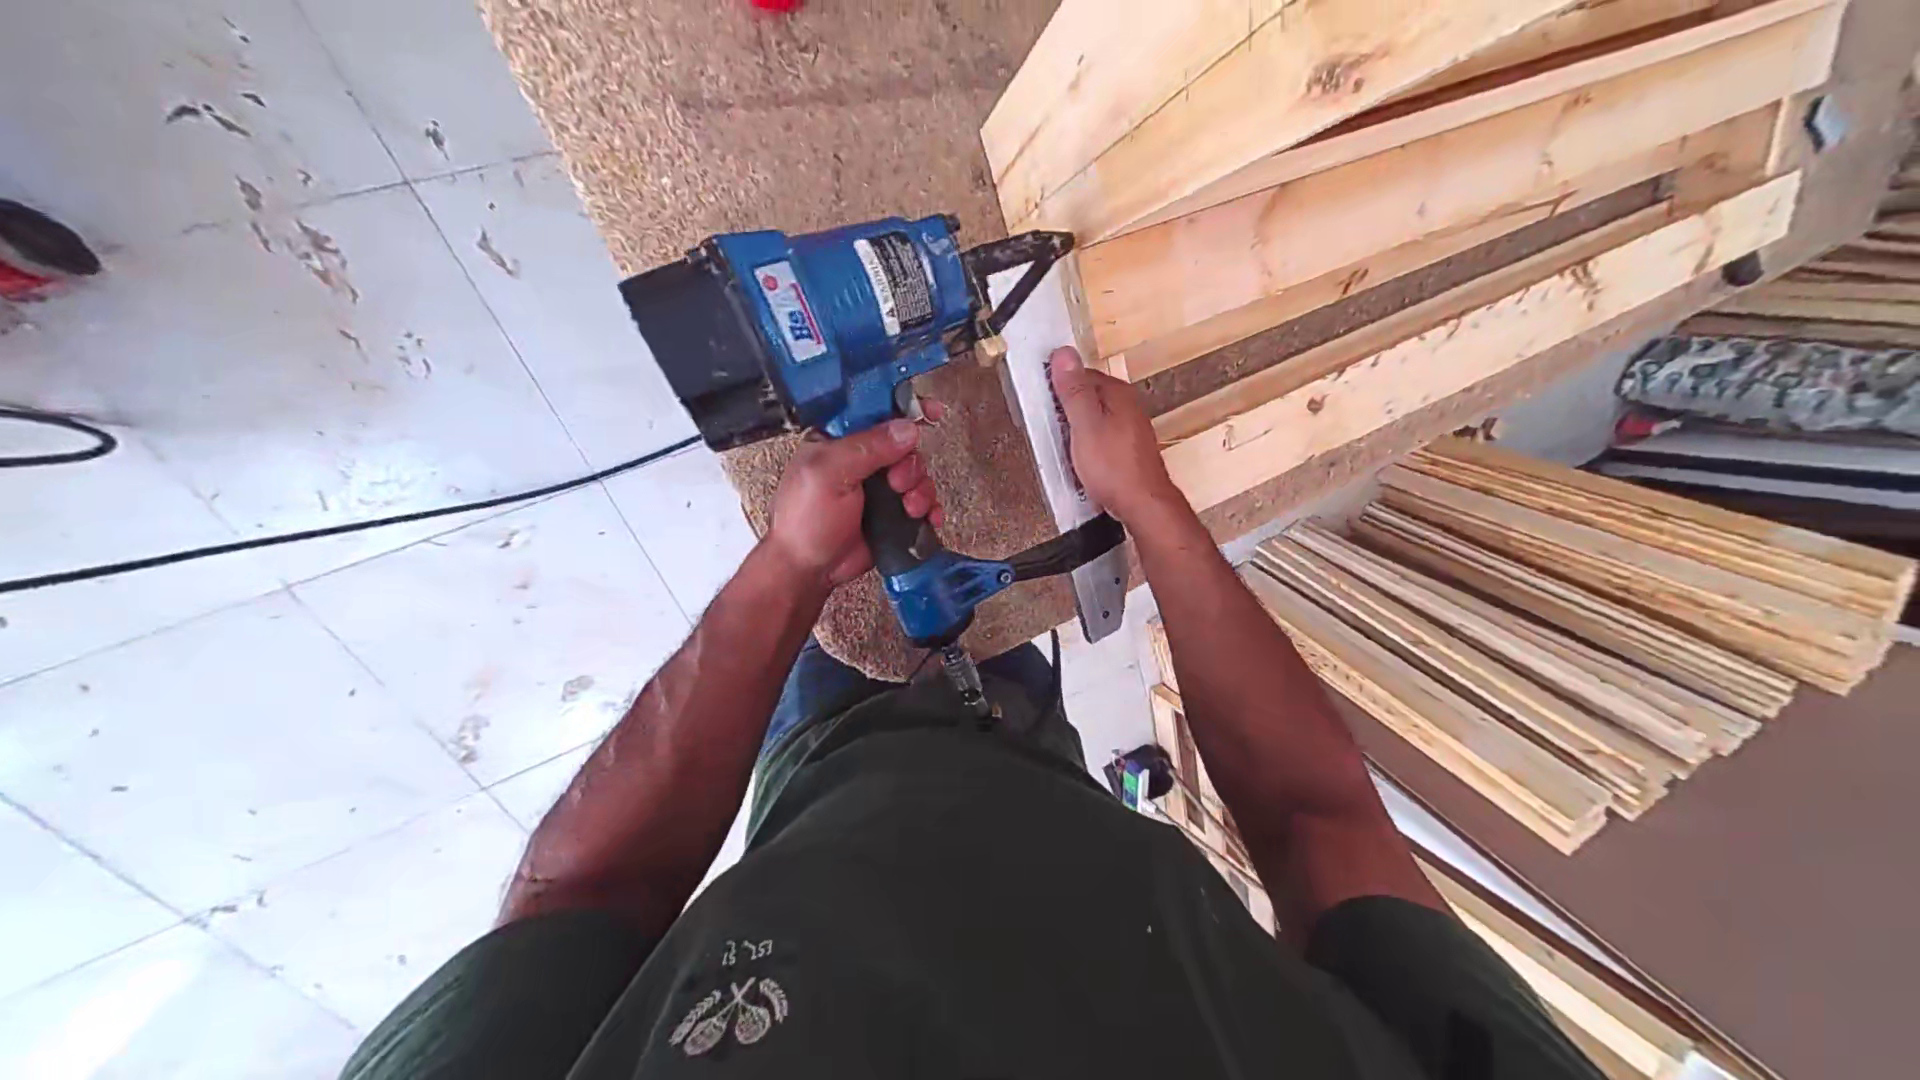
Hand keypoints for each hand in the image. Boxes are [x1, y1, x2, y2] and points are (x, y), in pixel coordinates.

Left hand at [765, 401, 946, 589]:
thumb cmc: (805, 521)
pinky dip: (930, 508)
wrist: (810, 570)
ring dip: (921, 489)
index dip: (903, 407)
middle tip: (897, 483)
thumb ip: (866, 447)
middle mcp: (862, 459)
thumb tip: (906, 429)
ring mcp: (879, 486)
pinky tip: (926, 519)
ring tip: (908, 508)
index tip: (929, 411)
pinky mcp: (892, 512)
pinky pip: (923, 501)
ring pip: (918, 473)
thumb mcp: (828, 474)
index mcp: (839, 439)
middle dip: (910, 464)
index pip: (874, 410)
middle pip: (905, 444)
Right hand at [1048, 347, 1180, 523]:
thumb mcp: (1084, 425)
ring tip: (1063, 448)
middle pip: (1086, 397)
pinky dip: (1085, 446)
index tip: (1042, 403)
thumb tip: (1063, 354)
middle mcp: (1126, 406)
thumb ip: (1073, 390)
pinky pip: (1098, 438)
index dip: (1058, 388)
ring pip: (1092, 419)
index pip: (1080, 374)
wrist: (1142, 505)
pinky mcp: (1125, 448)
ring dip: (1074, 431)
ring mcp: (1128, 428)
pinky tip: (1079, 460)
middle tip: (1050, 430)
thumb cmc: (1114, 468)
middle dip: (1065, 411)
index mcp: (1117, 393)